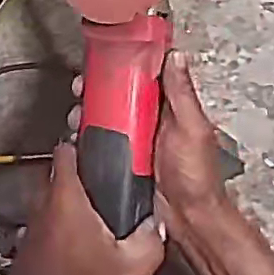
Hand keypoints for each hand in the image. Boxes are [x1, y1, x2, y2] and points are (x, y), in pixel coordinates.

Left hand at [5, 143, 162, 274]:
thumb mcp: (128, 270)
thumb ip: (149, 243)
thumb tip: (158, 225)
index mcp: (66, 194)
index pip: (68, 148)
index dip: (84, 141)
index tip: (102, 142)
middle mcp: (45, 199)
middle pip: (65, 170)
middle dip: (86, 172)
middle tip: (109, 180)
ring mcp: (36, 217)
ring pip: (57, 194)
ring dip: (76, 198)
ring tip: (101, 213)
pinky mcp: (33, 236)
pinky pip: (52, 216)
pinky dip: (67, 220)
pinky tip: (85, 240)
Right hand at [67, 52, 232, 220]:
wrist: (186, 218)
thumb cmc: (196, 176)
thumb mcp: (192, 128)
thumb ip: (181, 94)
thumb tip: (175, 55)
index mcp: (169, 106)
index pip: (144, 75)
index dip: (123, 63)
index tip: (104, 56)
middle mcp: (150, 119)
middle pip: (117, 94)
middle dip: (95, 88)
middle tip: (81, 87)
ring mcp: (134, 138)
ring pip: (105, 115)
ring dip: (88, 112)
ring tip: (77, 116)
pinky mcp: (122, 157)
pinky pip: (101, 139)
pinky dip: (88, 134)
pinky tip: (77, 135)